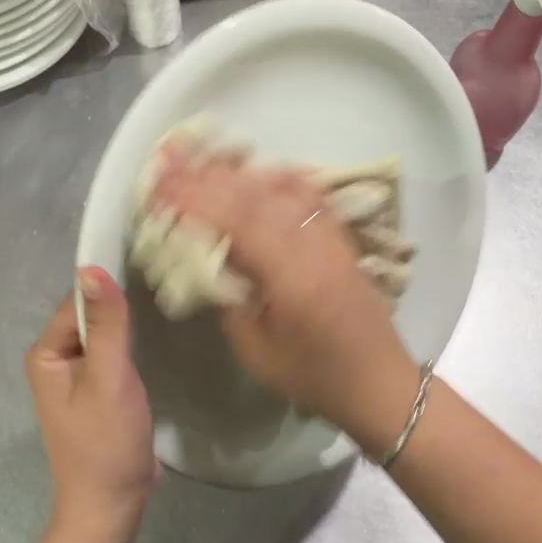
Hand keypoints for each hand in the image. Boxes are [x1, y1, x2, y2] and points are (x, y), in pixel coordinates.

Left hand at [26, 267, 156, 538]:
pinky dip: (132, 345)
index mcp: (46, 354)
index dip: (110, 287)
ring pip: (105, 333)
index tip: (149, 270)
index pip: (79, 301)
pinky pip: (113, 353)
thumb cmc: (106, 443)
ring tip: (165, 305)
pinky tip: (155, 338)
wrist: (112, 506)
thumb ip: (106, 324)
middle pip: (92, 314)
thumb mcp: (110, 379)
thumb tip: (93, 268)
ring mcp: (77, 377)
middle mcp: (56, 360)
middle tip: (164, 287)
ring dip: (129, 324)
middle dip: (121, 304)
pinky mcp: (98, 390)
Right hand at [152, 153, 420, 450]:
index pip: (238, 222)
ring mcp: (331, 236)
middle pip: (256, 196)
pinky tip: (260, 171)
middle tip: (171, 160)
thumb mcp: (258, 352)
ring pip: (281, 188)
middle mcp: (312, 245)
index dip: (197, 200)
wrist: (379, 381)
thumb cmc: (315, 376)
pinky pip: (309, 194)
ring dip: (239, 173)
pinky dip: (280, 177)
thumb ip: (231, 304)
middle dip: (209, 176)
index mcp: (291, 275)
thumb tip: (209, 265)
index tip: (162, 187)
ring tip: (204, 162)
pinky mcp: (341, 237)